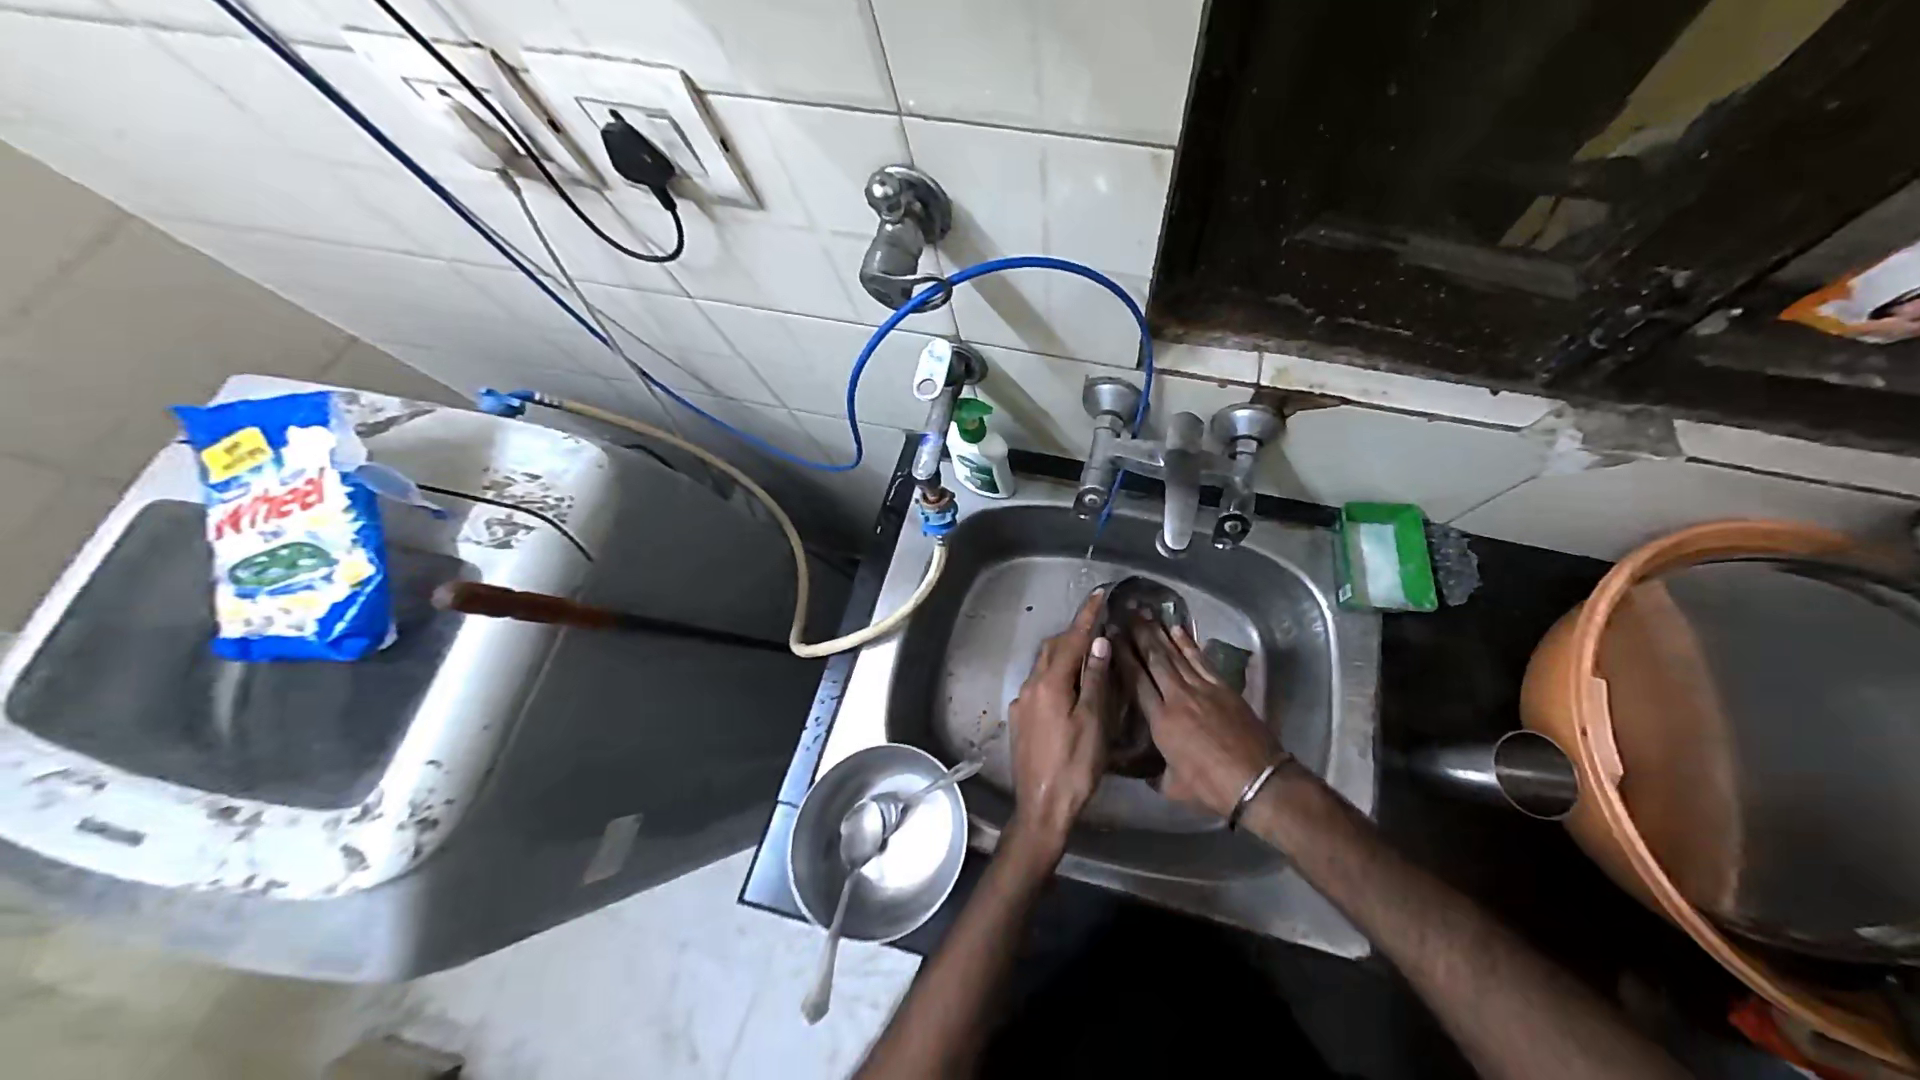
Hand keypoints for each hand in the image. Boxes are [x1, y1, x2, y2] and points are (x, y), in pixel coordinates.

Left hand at [1007, 589, 1112, 848]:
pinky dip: (1057, 676)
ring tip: (1090, 655)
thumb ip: (1094, 680)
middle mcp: (1030, 687)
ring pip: (1044, 667)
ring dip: (1065, 655)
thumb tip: (1098, 642)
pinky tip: (1072, 688)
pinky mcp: (1020, 718)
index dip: (1087, 616)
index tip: (1100, 594)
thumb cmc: (1075, 766)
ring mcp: (1022, 703)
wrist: (1042, 806)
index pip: (1071, 640)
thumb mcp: (1093, 722)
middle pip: (1054, 649)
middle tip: (1100, 627)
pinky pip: (1040, 685)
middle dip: (1075, 634)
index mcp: (1049, 684)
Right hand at [1119, 619, 1285, 817]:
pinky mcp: (1223, 688)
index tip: (1111, 636)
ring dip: (1159, 633)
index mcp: (1160, 720)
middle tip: (1125, 613)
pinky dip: (1188, 643)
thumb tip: (1144, 772)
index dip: (1122, 655)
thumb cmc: (1211, 787)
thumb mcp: (1173, 786)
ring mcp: (1202, 689)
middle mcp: (1177, 697)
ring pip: (1175, 654)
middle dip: (1138, 634)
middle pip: (1154, 659)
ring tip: (1145, 614)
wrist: (1257, 781)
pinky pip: (1200, 660)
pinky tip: (1177, 629)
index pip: (1135, 679)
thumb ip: (1155, 774)